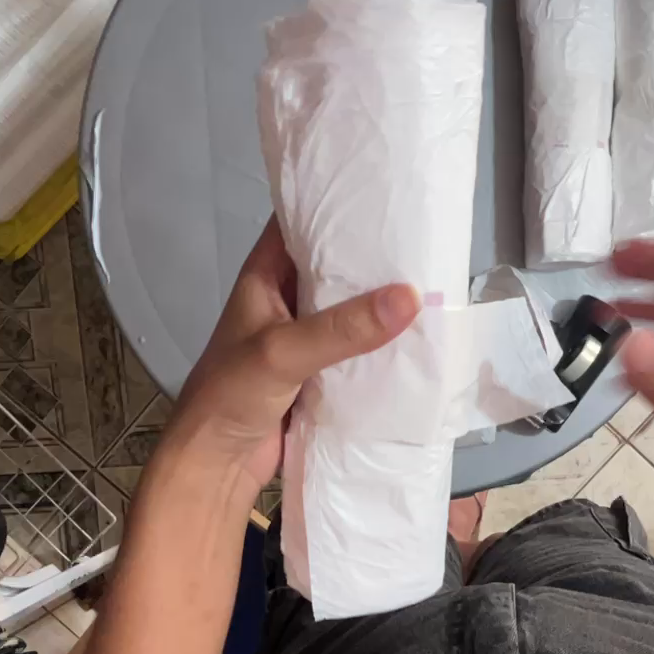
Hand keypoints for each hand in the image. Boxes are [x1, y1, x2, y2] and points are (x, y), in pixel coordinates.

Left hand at [155, 218, 419, 509]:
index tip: (389, 190)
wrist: (218, 463)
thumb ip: (343, 328)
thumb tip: (411, 297)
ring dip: (382, 304)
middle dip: (374, 255)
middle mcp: (288, 299)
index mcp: (267, 274)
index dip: (340, 201)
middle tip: (427, 240)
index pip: (303, 220)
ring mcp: (305, 338)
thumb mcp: (284, 351)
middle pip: (336, 265)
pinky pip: (356, 350)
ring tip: (435, 283)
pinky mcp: (321, 373)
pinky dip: (380, 346)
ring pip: (350, 310)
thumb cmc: (232, 395)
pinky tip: (417, 339)